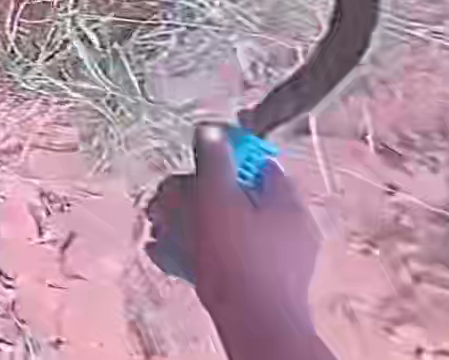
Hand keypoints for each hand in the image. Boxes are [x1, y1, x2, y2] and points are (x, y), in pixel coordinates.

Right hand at [148, 123, 319, 316]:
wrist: (251, 320)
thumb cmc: (234, 251)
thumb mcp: (217, 195)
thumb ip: (214, 159)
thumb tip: (212, 128)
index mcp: (287, 205)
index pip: (258, 162)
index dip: (225, 156)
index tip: (195, 162)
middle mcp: (288, 227)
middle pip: (233, 191)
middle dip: (191, 191)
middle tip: (167, 199)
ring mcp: (276, 254)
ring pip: (223, 219)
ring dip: (186, 218)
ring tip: (160, 226)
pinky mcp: (259, 275)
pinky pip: (223, 246)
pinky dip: (197, 244)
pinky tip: (170, 250)